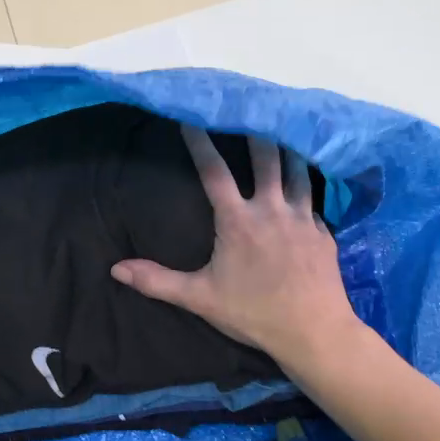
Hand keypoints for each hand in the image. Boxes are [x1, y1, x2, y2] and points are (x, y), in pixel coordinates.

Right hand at [111, 125, 361, 367]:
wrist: (314, 331)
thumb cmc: (254, 313)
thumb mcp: (200, 299)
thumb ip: (157, 281)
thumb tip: (116, 269)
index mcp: (238, 220)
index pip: (215, 171)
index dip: (200, 142)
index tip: (191, 118)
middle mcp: (272, 208)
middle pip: (266, 157)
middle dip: (256, 130)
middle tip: (250, 110)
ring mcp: (302, 217)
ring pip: (297, 171)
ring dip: (288, 150)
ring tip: (284, 132)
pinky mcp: (323, 232)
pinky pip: (313, 200)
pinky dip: (306, 187)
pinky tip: (305, 186)